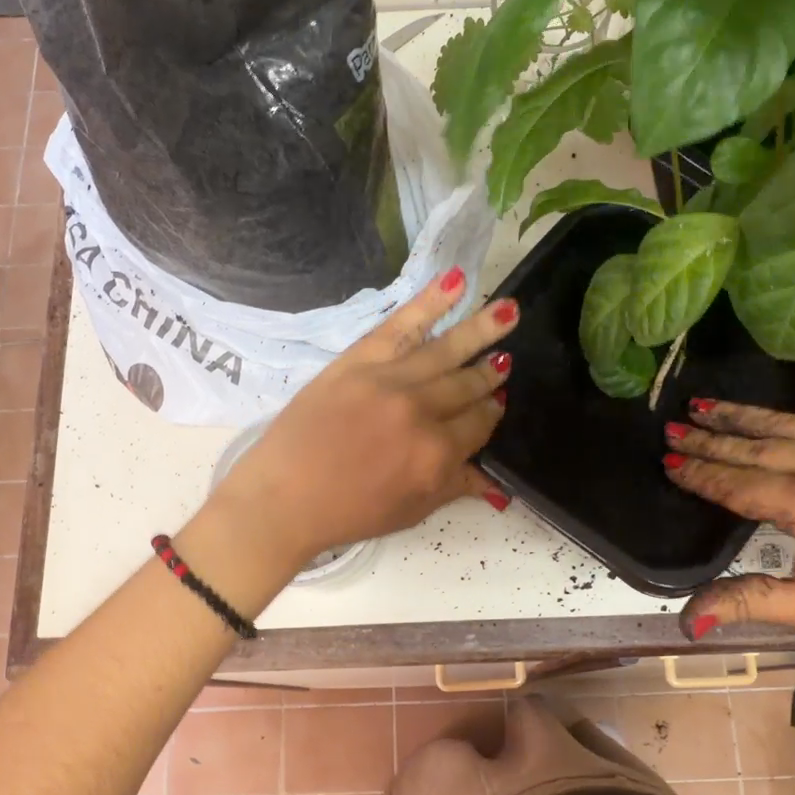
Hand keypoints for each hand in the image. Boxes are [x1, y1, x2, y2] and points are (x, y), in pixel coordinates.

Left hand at [210, 268, 517, 568]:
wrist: (284, 498)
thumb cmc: (349, 512)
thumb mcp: (411, 510)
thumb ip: (455, 487)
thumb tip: (497, 483)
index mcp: (438, 454)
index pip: (480, 423)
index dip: (491, 413)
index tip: (497, 403)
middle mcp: (421, 412)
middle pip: (467, 385)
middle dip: (489, 374)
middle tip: (504, 362)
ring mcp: (390, 381)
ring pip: (446, 350)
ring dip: (482, 328)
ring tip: (510, 312)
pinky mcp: (359, 360)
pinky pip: (402, 324)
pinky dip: (430, 302)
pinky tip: (456, 282)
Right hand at [662, 346, 794, 646]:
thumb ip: (748, 601)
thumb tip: (687, 619)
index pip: (738, 485)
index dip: (700, 475)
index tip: (667, 461)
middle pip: (756, 448)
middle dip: (710, 440)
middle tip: (672, 429)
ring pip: (790, 424)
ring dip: (745, 415)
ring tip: (705, 404)